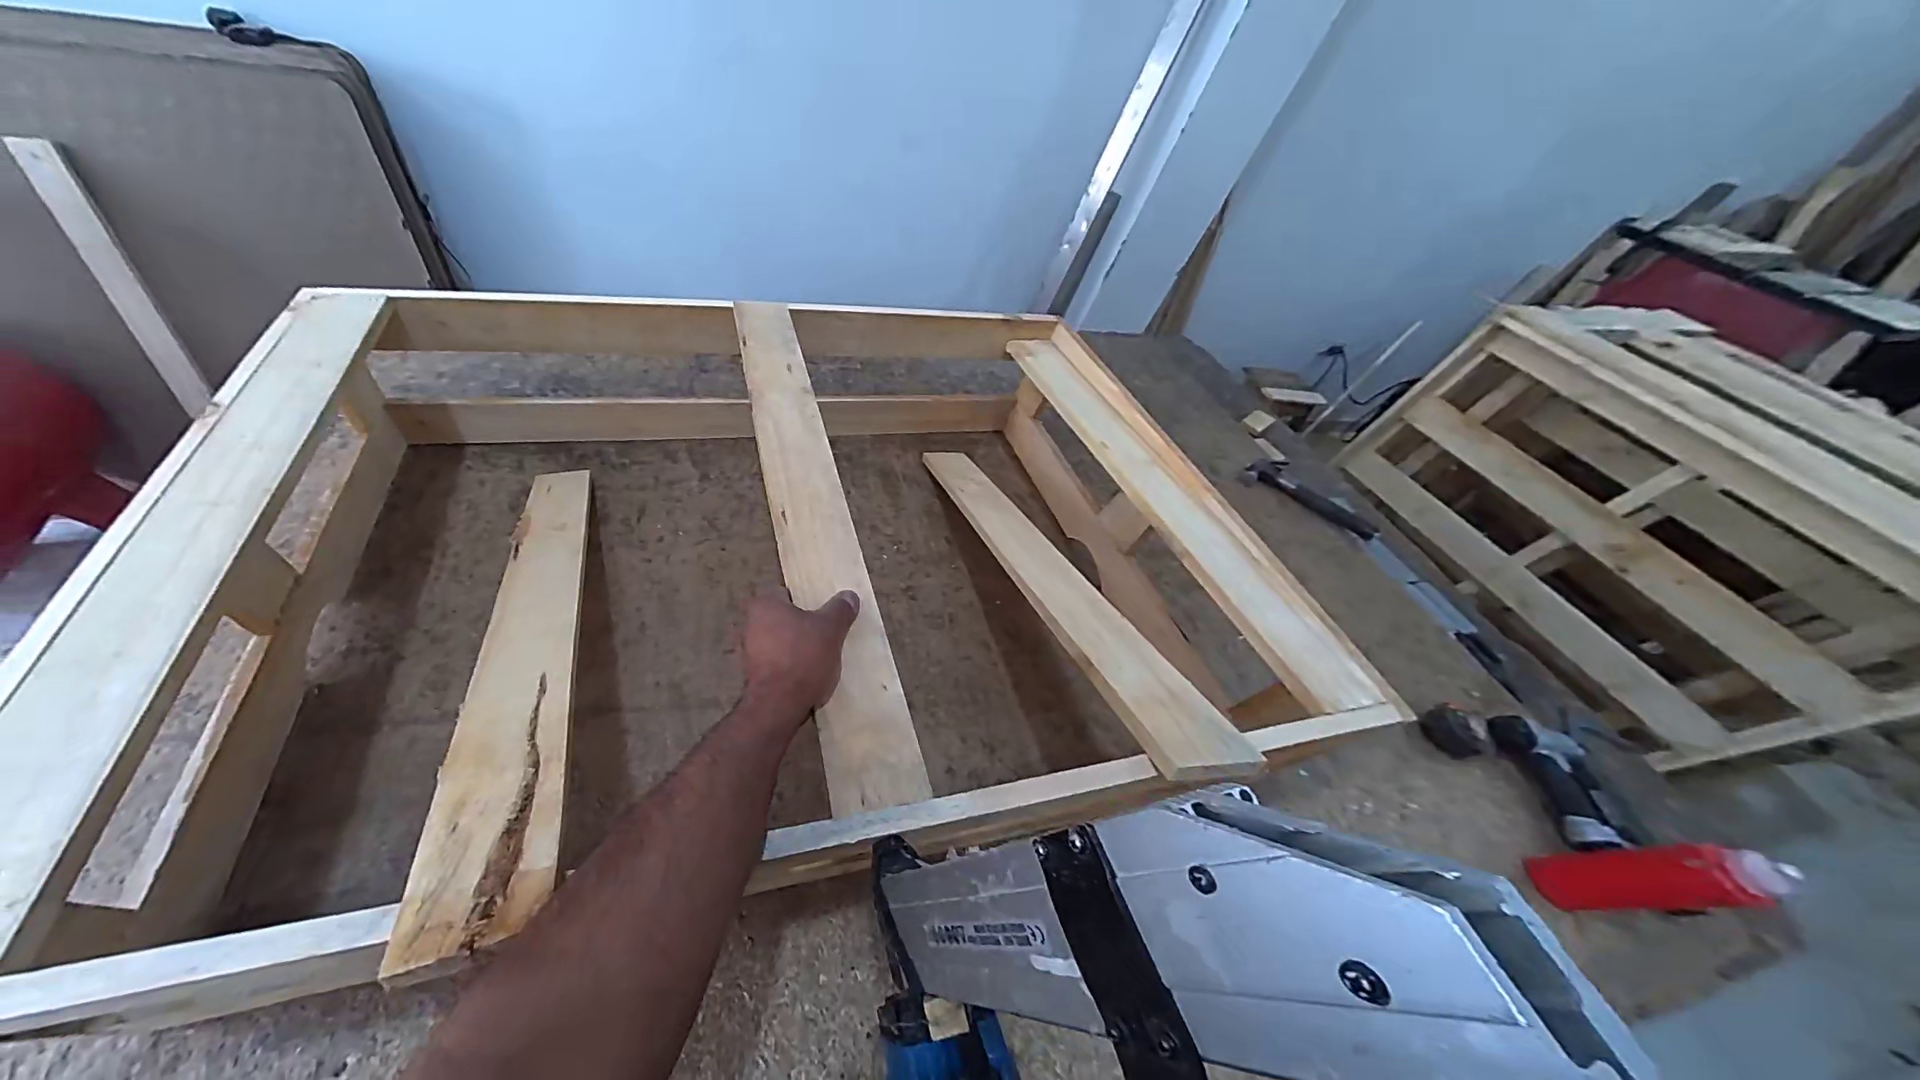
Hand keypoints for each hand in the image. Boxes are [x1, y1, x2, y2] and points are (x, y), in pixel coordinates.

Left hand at [741, 588, 860, 720]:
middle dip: (803, 627)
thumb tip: (849, 595)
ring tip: (822, 658)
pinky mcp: (754, 677)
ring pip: (781, 643)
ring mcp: (749, 653)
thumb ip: (840, 609)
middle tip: (827, 634)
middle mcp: (750, 625)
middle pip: (784, 619)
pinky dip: (792, 668)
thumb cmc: (803, 656)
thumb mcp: (831, 629)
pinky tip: (809, 677)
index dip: (807, 601)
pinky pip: (779, 665)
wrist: (779, 706)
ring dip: (798, 649)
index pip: (786, 593)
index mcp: (764, 605)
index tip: (824, 613)